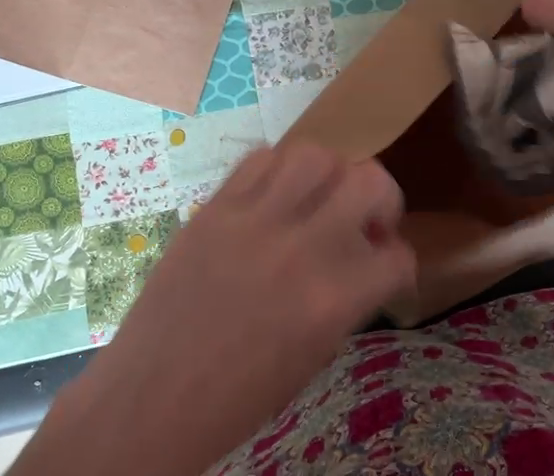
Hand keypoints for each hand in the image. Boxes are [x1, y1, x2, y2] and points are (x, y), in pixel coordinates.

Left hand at [19, 142, 414, 475]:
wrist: (154, 397)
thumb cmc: (240, 393)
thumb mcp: (315, 354)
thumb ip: (349, 297)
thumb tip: (368, 257)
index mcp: (332, 300)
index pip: (397, 256)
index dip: (399, 261)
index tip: (386, 263)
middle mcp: (301, 249)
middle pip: (369, 180)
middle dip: (381, 199)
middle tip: (366, 220)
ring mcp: (253, 221)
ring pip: (314, 155)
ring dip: (330, 174)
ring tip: (319, 198)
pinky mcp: (214, 208)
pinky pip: (260, 159)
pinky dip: (279, 170)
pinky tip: (275, 195)